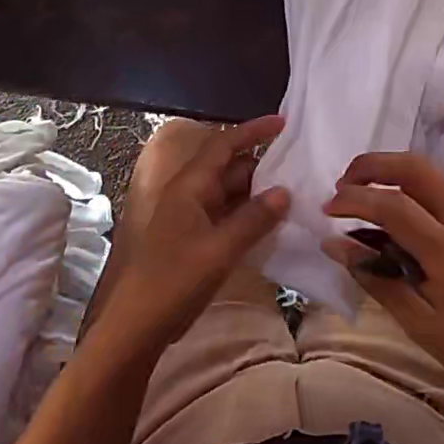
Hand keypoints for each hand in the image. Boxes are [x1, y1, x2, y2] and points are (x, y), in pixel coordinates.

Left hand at [88, 115, 290, 358]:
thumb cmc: (176, 279)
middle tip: (303, 169)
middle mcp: (191, 195)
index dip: (252, 131)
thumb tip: (284, 191)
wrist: (139, 321)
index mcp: (190, 186)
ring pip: (231, 194)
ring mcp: (193, 217)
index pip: (224, 145)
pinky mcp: (197, 240)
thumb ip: (254, 219)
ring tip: (298, 195)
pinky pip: (228, 217)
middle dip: (263, 167)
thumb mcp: (221, 249)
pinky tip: (275, 225)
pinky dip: (249, 216)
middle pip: (230, 169)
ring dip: (259, 194)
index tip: (283, 122)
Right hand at [322, 151, 443, 409]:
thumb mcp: (419, 324)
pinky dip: (403, 191)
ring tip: (356, 196)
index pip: (396, 206)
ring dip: (387, 174)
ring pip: (427, 174)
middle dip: (372, 165)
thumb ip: (375, 277)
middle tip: (341, 184)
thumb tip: (332, 243)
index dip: (355, 200)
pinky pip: (436, 192)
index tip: (326, 209)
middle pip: (416, 169)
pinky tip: (384, 216)